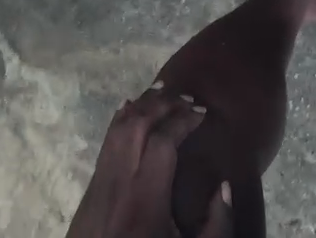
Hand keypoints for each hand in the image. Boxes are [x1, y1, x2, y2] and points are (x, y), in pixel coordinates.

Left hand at [66, 90, 233, 237]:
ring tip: (162, 91)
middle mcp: (120, 182)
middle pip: (137, 124)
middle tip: (186, 96)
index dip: (183, 120)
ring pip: (117, 129)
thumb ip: (216, 226)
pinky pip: (105, 143)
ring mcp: (101, 183)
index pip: (162, 141)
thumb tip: (226, 187)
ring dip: (140, 105)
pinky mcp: (89, 189)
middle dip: (162, 103)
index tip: (202, 111)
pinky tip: (129, 108)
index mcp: (147, 198)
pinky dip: (119, 119)